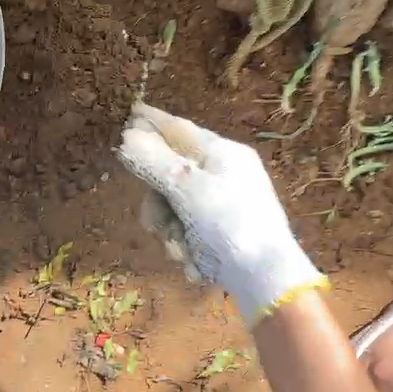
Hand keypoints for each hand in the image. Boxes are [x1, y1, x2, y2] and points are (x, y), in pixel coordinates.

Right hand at [117, 103, 325, 322]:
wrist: (265, 279)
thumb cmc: (231, 224)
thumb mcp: (188, 190)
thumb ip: (154, 162)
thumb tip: (127, 136)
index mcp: (222, 154)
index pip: (179, 129)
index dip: (153, 122)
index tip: (130, 112)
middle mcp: (221, 174)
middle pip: (168, 173)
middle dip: (158, 202)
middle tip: (155, 222)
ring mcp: (219, 203)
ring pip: (170, 206)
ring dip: (169, 230)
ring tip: (180, 248)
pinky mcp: (217, 230)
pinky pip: (183, 228)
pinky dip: (184, 244)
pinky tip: (194, 261)